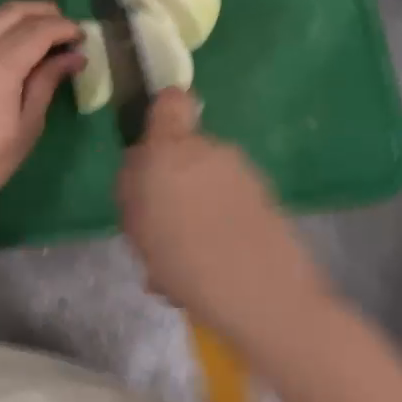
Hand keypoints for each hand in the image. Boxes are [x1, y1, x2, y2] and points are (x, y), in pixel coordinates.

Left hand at [0, 0, 84, 217]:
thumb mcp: (29, 123)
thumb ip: (48, 81)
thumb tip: (74, 55)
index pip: (38, 30)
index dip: (64, 27)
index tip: (82, 36)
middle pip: (12, 11)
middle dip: (44, 12)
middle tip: (65, 27)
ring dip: (20, 15)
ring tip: (44, 31)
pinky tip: (13, 42)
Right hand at [116, 90, 335, 352]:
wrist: (265, 298)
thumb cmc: (182, 256)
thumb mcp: (134, 222)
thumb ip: (132, 185)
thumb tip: (140, 170)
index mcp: (171, 147)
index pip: (170, 102)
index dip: (162, 111)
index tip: (152, 137)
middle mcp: (211, 151)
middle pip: (184, 150)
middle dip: (171, 176)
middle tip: (157, 217)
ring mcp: (245, 176)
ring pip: (207, 181)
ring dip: (194, 205)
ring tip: (180, 252)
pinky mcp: (268, 204)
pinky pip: (229, 205)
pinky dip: (217, 224)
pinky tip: (205, 265)